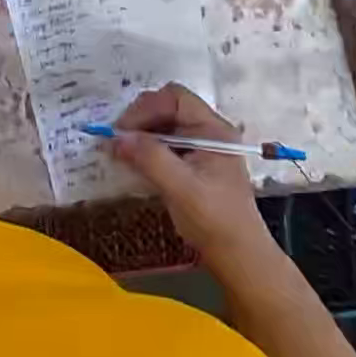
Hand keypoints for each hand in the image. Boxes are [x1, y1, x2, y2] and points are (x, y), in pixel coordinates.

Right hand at [113, 84, 270, 257]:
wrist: (239, 258)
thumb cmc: (215, 221)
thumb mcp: (181, 189)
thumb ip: (150, 158)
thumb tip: (116, 137)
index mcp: (213, 130)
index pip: (175, 98)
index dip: (146, 108)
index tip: (123, 129)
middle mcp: (208, 131)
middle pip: (168, 106)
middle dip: (140, 118)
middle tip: (118, 138)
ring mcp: (201, 147)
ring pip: (164, 124)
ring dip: (141, 133)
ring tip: (122, 149)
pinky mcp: (193, 163)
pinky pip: (165, 142)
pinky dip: (146, 147)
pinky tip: (134, 161)